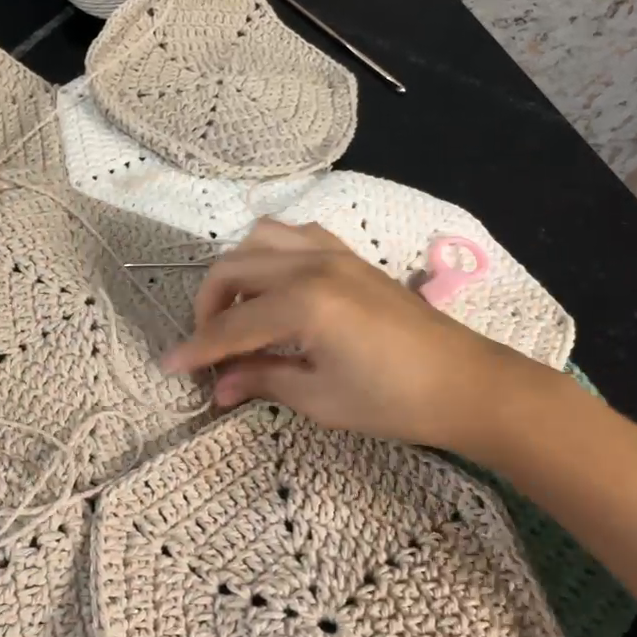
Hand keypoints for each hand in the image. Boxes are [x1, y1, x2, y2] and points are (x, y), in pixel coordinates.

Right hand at [159, 219, 565, 453]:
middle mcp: (310, 265)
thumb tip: (218, 387)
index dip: (196, 350)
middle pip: (232, 270)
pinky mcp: (348, 254)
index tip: (169, 367)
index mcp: (304, 304)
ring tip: (239, 313)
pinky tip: (274, 287)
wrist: (467, 383)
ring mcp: (331, 252)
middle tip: (209, 349)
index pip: (230, 326)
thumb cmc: (395, 400)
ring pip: (257, 240)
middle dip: (207, 308)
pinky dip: (268, 254)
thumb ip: (262, 380)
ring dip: (235, 273)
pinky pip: (292, 235)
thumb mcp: (321, 399)